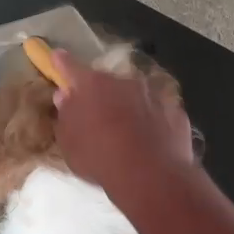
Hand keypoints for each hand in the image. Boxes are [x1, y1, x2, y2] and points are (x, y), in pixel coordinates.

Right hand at [51, 49, 197, 192]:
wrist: (151, 176)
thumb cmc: (99, 158)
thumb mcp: (68, 141)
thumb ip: (65, 114)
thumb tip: (65, 96)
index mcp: (91, 85)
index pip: (70, 66)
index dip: (61, 63)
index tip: (57, 57)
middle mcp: (123, 81)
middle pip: (106, 82)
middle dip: (99, 93)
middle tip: (94, 115)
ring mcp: (153, 94)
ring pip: (133, 95)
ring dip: (126, 105)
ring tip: (124, 132)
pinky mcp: (176, 111)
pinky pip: (157, 111)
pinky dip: (150, 120)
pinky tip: (149, 140)